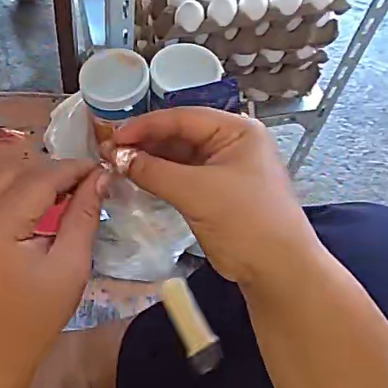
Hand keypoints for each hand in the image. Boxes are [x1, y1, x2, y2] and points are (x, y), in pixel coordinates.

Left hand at [0, 158, 105, 382]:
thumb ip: (84, 215)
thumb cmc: (36, 315)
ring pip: (3, 175)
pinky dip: (20, 187)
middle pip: (19, 170)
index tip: (103, 168)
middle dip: (55, 171)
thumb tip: (101, 177)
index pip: (40, 179)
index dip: (74, 170)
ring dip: (36, 176)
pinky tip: (45, 200)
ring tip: (70, 189)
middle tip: (89, 181)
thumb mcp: (69, 265)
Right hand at [109, 108, 319, 285]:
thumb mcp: (196, 192)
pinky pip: (184, 177)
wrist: (278, 270)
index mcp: (237, 131)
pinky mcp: (218, 193)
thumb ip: (154, 171)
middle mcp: (233, 143)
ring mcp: (226, 169)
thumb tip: (117, 157)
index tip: (113, 138)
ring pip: (180, 157)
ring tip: (117, 165)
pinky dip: (161, 178)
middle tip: (110, 153)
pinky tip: (138, 179)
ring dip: (151, 161)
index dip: (145, 126)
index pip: (183, 117)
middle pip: (181, 135)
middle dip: (146, 143)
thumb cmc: (246, 222)